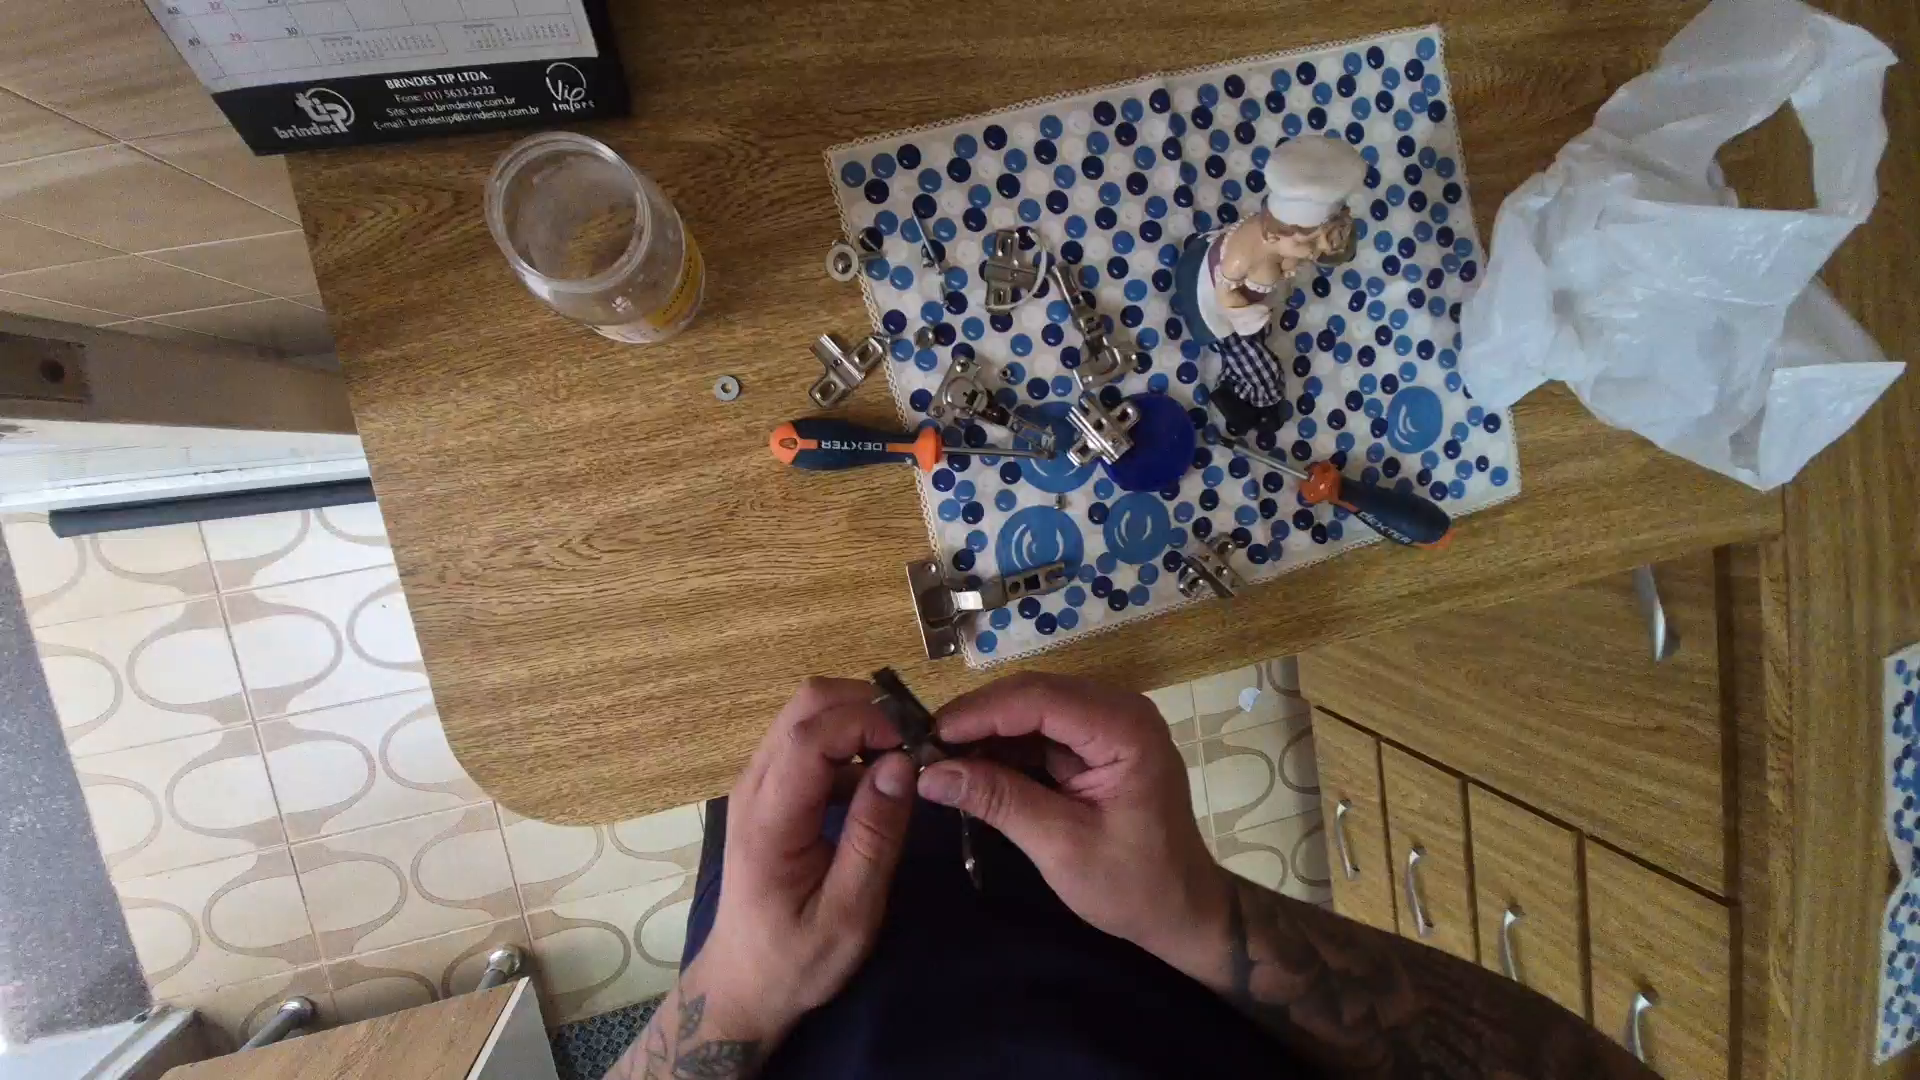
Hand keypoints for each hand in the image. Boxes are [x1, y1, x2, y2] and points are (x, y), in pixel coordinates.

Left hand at [689, 678, 916, 1040]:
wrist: (744, 983)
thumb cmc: (797, 958)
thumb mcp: (850, 913)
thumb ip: (875, 836)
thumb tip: (902, 761)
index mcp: (768, 819)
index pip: (809, 736)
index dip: (865, 722)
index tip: (913, 742)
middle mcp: (754, 784)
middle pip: (806, 704)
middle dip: (866, 706)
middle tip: (911, 741)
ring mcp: (758, 780)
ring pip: (807, 711)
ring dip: (859, 718)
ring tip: (901, 755)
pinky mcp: (769, 785)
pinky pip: (809, 734)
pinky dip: (849, 736)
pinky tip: (876, 776)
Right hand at [916, 672, 1231, 969]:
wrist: (1182, 910)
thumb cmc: (1134, 886)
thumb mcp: (1061, 846)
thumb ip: (999, 801)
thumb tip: (931, 775)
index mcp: (1124, 727)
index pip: (1040, 699)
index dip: (981, 712)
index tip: (930, 734)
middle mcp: (1117, 709)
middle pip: (1032, 695)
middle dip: (978, 719)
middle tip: (926, 747)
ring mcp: (1105, 722)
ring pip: (1029, 709)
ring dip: (986, 732)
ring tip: (939, 758)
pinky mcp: (1092, 740)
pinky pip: (1038, 731)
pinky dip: (1003, 748)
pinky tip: (970, 765)